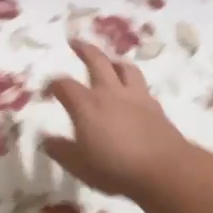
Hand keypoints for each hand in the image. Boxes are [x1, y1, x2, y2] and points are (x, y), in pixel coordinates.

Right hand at [43, 39, 196, 198]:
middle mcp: (110, 93)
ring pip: (124, 67)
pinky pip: (141, 85)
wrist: (165, 170)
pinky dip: (132, 82)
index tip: (48, 89)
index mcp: (86, 105)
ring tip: (109, 61)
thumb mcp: (79, 166)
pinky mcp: (155, 107)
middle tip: (75, 42)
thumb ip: (61, 151)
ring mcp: (135, 97)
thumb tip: (46, 140)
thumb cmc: (116, 169)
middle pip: (96, 61)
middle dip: (84, 50)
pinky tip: (132, 90)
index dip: (53, 84)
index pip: (64, 85)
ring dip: (114, 61)